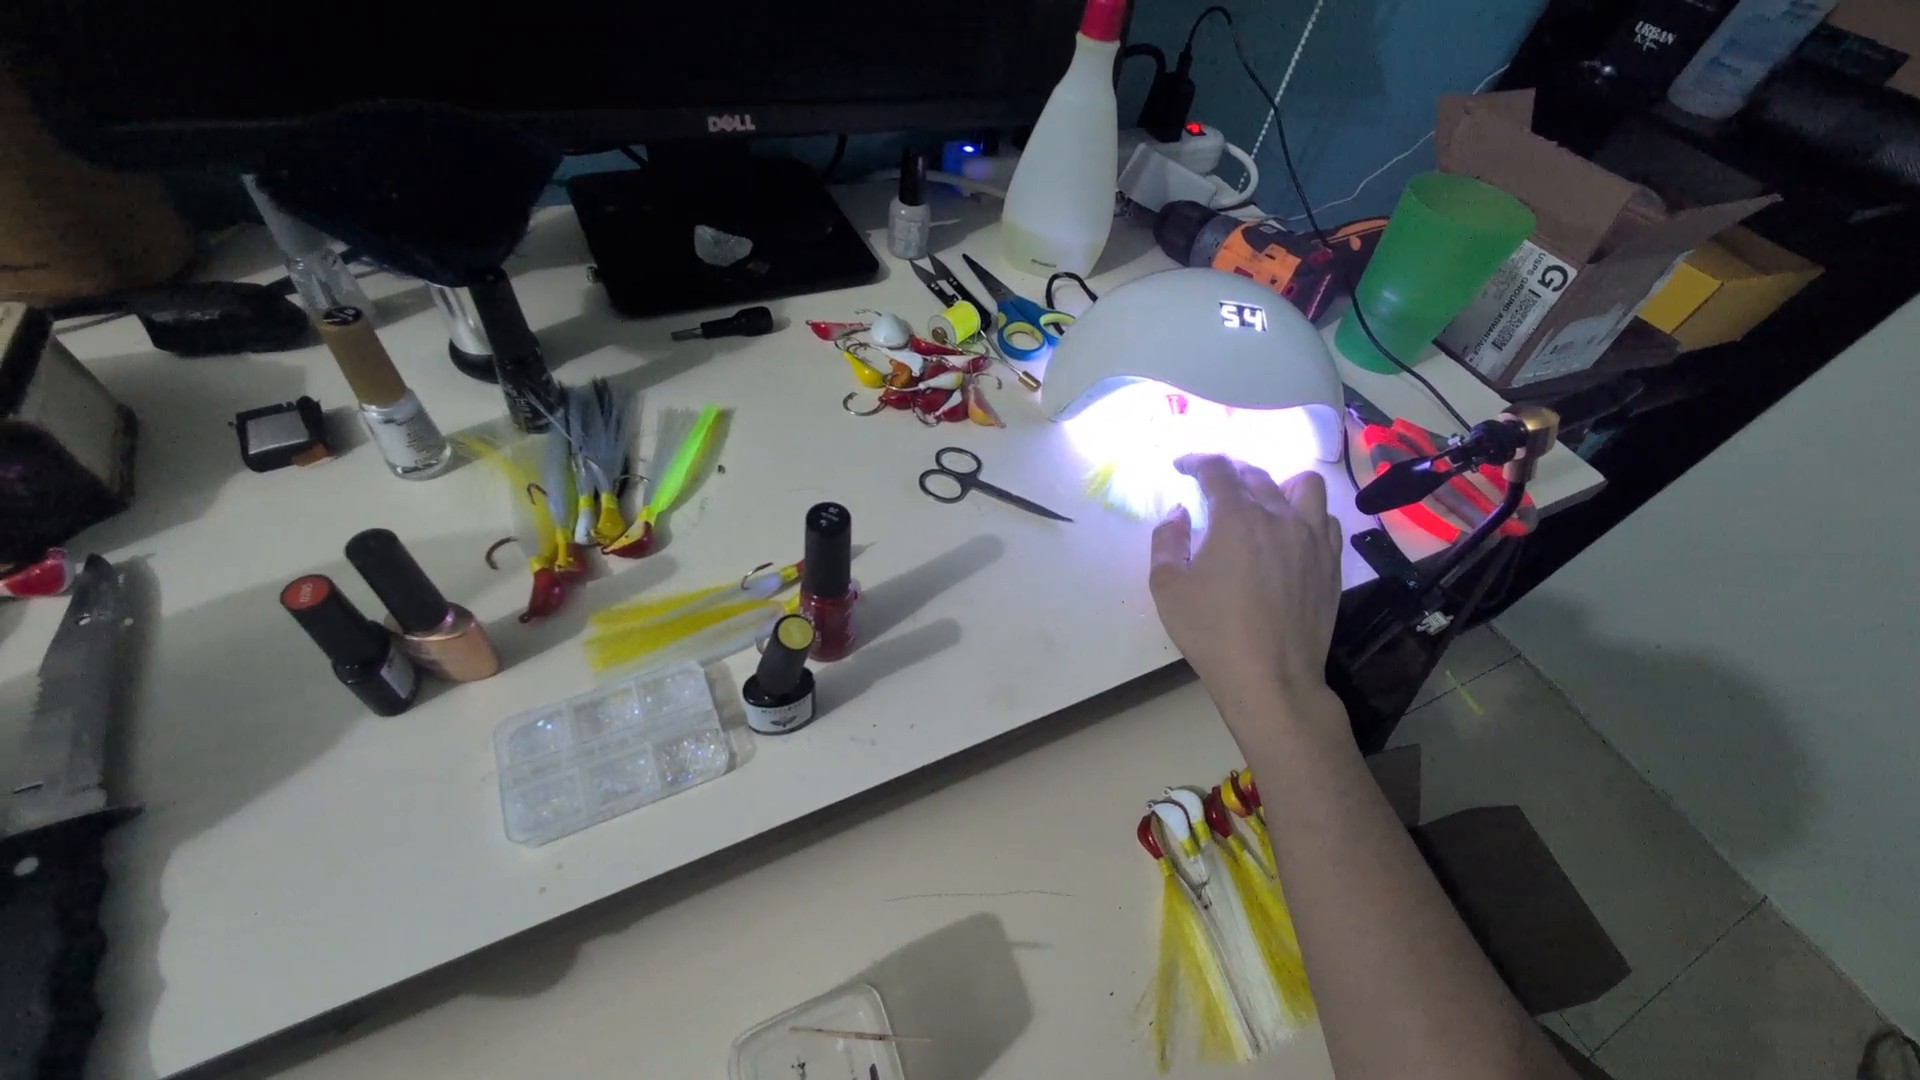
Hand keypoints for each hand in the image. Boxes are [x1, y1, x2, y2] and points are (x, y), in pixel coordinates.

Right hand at [1149, 455, 1343, 726]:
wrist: (1271, 677)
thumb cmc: (1212, 633)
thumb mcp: (1168, 588)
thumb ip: (1167, 541)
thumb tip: (1178, 513)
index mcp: (1237, 518)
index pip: (1218, 470)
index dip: (1197, 461)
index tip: (1183, 466)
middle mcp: (1280, 518)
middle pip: (1258, 475)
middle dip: (1230, 473)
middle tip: (1212, 487)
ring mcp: (1312, 540)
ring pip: (1305, 486)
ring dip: (1278, 484)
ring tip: (1262, 502)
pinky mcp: (1331, 564)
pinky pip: (1325, 519)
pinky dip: (1306, 514)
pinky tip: (1291, 532)